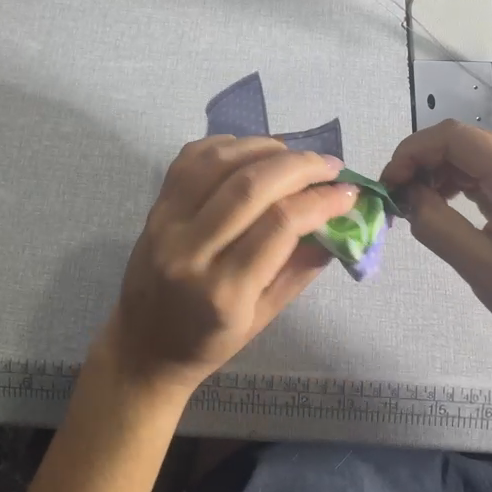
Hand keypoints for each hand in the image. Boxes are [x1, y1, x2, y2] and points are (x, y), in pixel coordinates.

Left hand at [101, 136, 359, 397]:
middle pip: (250, 186)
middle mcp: (190, 251)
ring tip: (295, 156)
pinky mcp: (154, 206)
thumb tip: (343, 218)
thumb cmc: (210, 341)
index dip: (320, 201)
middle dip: (299, 166)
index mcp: (223, 292)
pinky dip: (229, 145)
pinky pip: (192, 157)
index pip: (279, 226)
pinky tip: (253, 153)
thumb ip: (302, 266)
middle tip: (330, 165)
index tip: (348, 192)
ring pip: (220, 162)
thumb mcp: (265, 316)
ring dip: (265, 148)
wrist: (142, 346)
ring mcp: (166, 223)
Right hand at [381, 120, 491, 367]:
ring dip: (442, 174)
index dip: (412, 152)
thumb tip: (404, 195)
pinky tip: (448, 209)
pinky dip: (464, 184)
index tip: (388, 185)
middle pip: (464, 141)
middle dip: (423, 163)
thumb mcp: (479, 266)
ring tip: (418, 208)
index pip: (453, 136)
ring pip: (477, 156)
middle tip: (398, 200)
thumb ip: (434, 223)